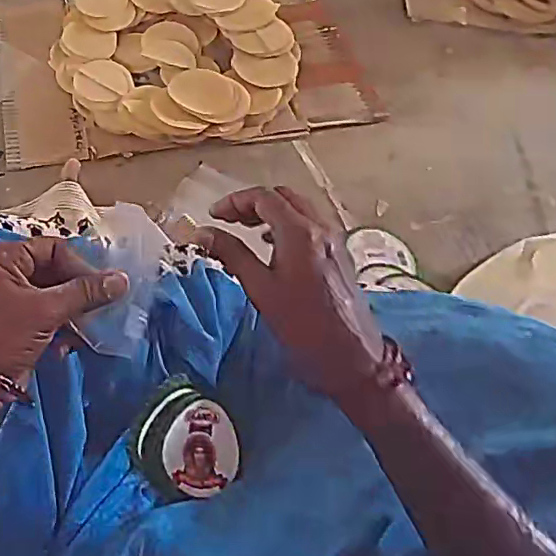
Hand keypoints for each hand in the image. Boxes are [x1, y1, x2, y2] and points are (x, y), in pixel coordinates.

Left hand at [0, 238, 127, 384]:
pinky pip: (52, 312)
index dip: (79, 265)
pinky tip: (70, 343)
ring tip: (88, 327)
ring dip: (74, 311)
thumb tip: (121, 280)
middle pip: (58, 271)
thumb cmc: (4, 337)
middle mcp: (9, 271)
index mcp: (6, 257)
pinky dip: (64, 325)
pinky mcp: (22, 320)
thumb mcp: (46, 310)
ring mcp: (15, 296)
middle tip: (102, 305)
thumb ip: (85, 292)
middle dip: (79, 292)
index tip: (101, 286)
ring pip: (58, 294)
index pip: (54, 249)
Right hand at [196, 187, 383, 401]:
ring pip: (299, 208)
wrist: (352, 358)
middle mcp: (321, 228)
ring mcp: (334, 240)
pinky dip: (288, 224)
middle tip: (229, 220)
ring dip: (271, 212)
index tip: (214, 216)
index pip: (263, 197)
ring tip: (247, 231)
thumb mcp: (260, 287)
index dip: (234, 201)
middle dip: (253, 203)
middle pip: (283, 197)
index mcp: (300, 232)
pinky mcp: (340, 254)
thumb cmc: (303, 325)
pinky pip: (311, 224)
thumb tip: (202, 233)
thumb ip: (231, 253)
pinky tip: (274, 246)